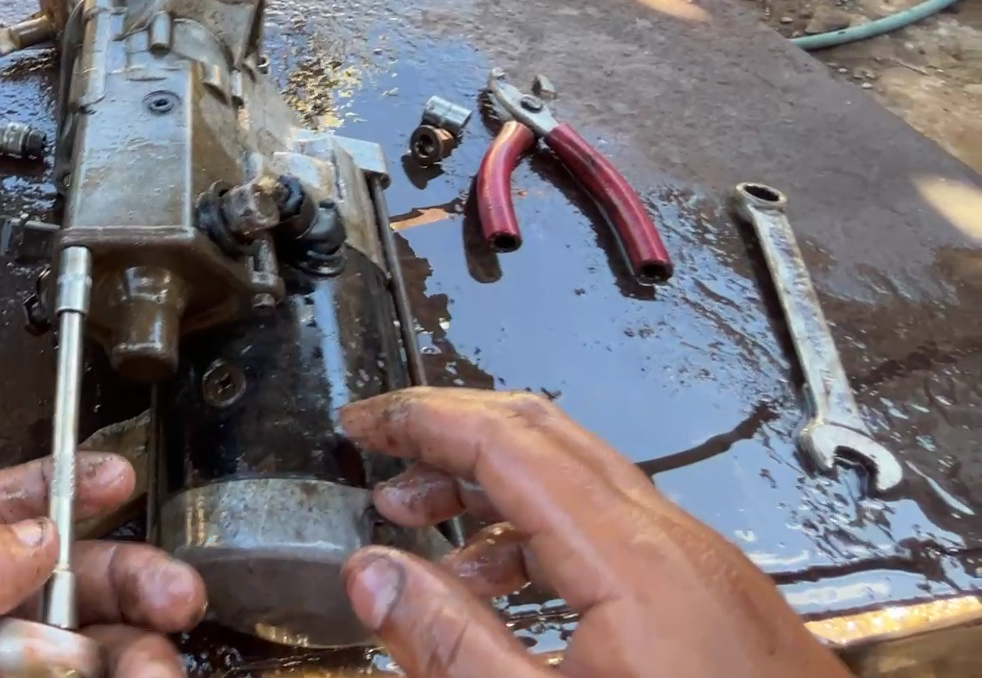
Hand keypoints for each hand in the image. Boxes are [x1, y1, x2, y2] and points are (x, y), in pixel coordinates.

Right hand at [337, 387, 851, 677]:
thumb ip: (449, 645)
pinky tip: (483, 579)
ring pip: (564, 472)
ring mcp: (698, 568)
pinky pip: (595, 525)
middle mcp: (673, 542)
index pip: (503, 439)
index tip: (358, 425)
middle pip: (536, 430)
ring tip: (411, 512)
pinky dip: (520, 526)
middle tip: (375, 443)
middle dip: (441, 426)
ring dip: (476, 476)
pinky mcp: (707, 601)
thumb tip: (367, 573)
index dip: (417, 420)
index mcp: (637, 561)